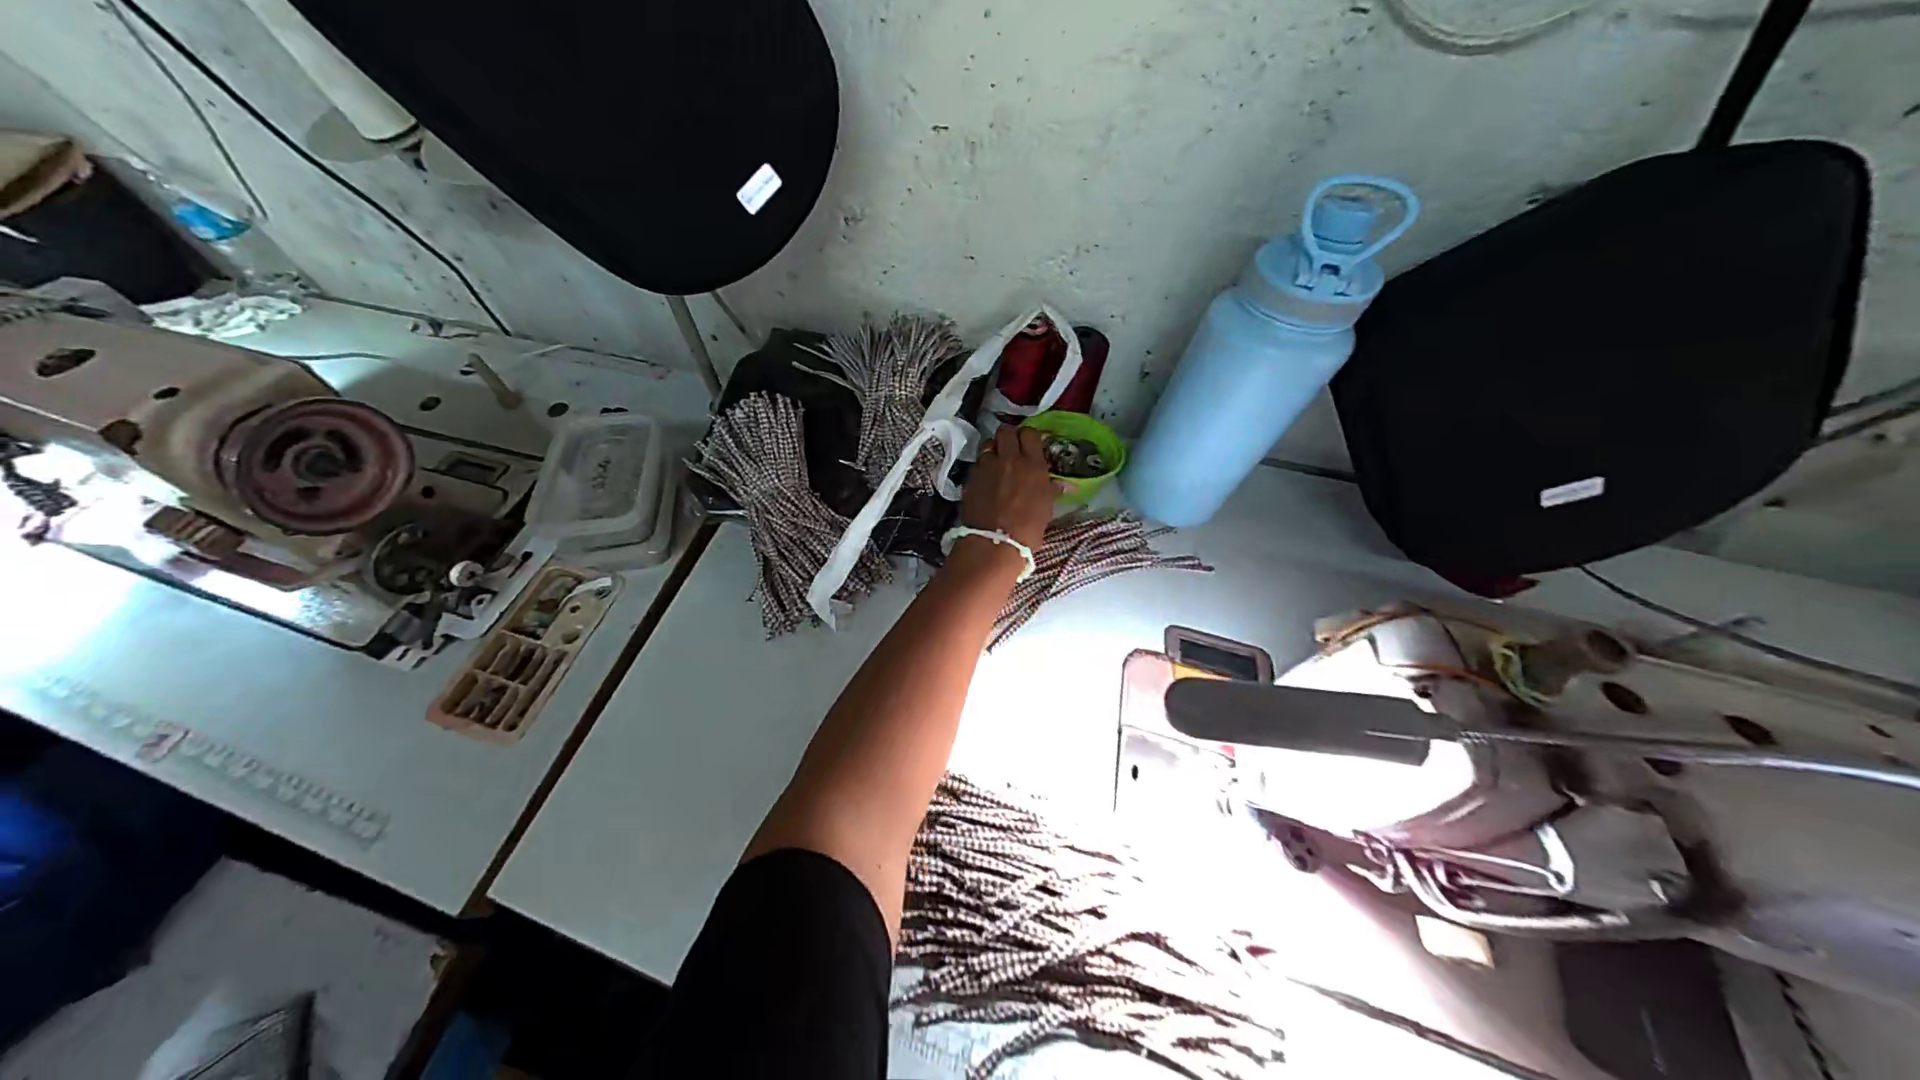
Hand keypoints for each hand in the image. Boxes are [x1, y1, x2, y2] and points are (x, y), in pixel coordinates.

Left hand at [960, 423, 1056, 550]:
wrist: (996, 542)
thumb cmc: (1029, 527)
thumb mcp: (1046, 507)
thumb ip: (1052, 489)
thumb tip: (1067, 485)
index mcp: (1033, 464)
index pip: (1030, 433)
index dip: (1028, 436)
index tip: (1028, 444)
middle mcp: (1009, 459)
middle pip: (1005, 431)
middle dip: (1008, 436)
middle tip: (1010, 447)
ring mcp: (987, 466)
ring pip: (988, 443)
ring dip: (992, 448)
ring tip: (996, 460)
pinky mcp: (971, 477)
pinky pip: (977, 461)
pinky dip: (981, 465)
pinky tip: (985, 476)